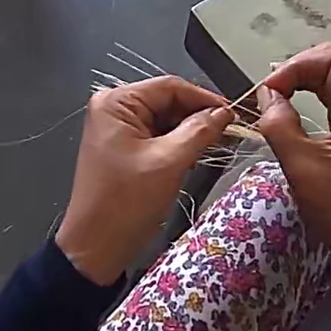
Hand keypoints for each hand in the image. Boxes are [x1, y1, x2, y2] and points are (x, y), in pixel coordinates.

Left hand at [56, 76, 234, 283]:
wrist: (96, 244)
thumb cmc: (124, 203)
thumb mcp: (169, 162)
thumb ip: (199, 131)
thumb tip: (223, 113)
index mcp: (115, 102)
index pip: (169, 86)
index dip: (205, 97)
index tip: (234, 112)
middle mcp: (112, 108)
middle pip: (166, 100)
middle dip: (198, 115)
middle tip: (230, 131)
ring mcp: (116, 128)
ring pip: (164, 118)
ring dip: (190, 130)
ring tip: (218, 144)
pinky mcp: (122, 146)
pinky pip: (156, 135)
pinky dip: (177, 143)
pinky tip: (196, 153)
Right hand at [256, 43, 330, 275]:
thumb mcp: (301, 166)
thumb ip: (278, 122)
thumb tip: (265, 95)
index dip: (292, 68)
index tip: (266, 93)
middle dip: (295, 72)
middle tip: (267, 96)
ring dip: (301, 82)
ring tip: (274, 102)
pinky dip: (310, 94)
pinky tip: (291, 108)